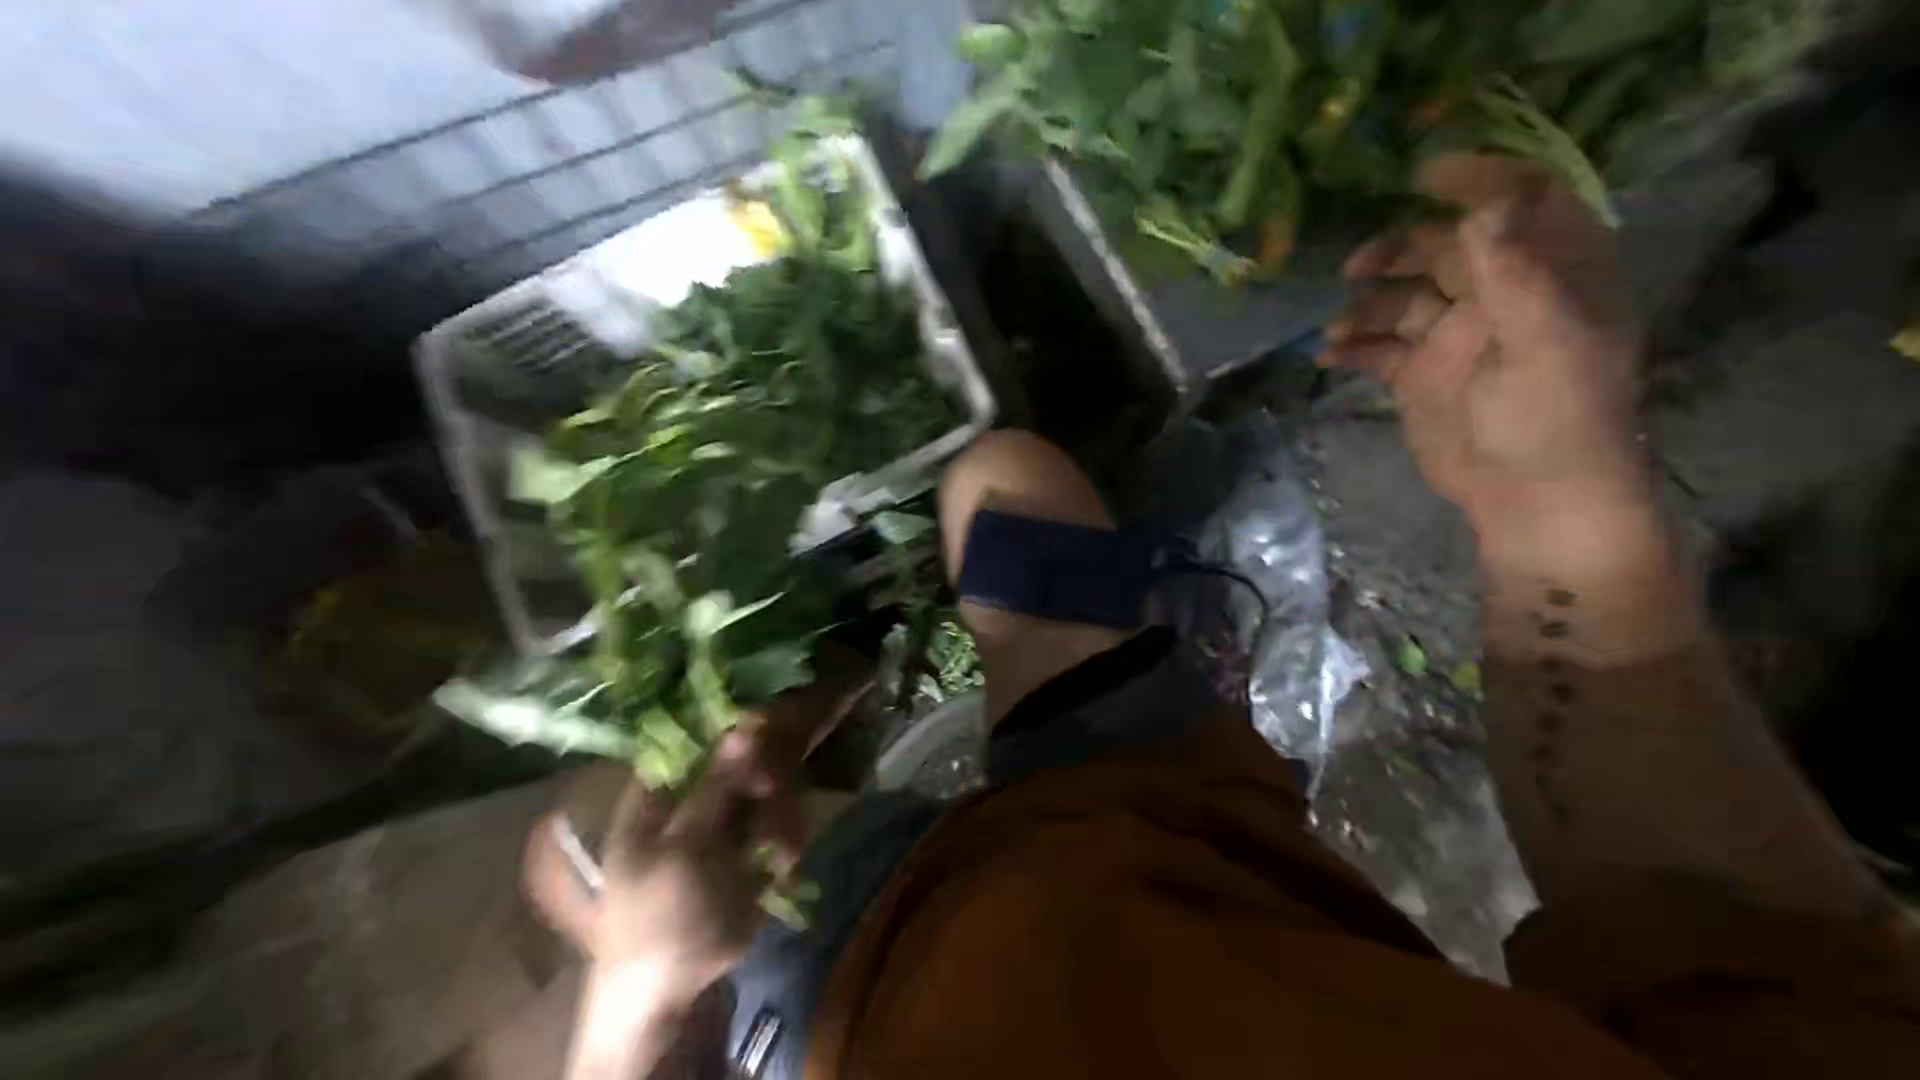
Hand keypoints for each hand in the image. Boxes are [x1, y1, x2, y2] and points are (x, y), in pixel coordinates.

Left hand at [523, 720, 806, 1006]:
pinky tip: (784, 864)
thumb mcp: (686, 848)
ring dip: (783, 817)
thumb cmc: (661, 917)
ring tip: (781, 855)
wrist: (675, 987)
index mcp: (664, 785)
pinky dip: (789, 838)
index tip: (770, 740)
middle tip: (772, 806)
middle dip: (769, 783)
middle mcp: (698, 789)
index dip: (741, 731)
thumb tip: (746, 723)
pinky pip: (785, 815)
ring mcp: (728, 813)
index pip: (706, 734)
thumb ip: (718, 784)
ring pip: (774, 785)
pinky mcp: (755, 836)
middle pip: (748, 756)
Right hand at [1321, 154, 1654, 549]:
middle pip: (1445, 250)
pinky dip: (1351, 348)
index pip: (1521, 205)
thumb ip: (1515, 277)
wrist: (1529, 499)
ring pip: (1401, 299)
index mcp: (1551, 277)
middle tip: (1354, 269)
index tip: (1422, 176)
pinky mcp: (1419, 376)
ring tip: (1336, 328)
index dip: (1478, 182)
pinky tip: (1328, 357)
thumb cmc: (1553, 422)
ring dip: (1364, 305)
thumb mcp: (1545, 346)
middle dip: (1397, 250)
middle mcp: (1500, 298)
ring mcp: (1454, 338)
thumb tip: (1482, 209)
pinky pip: (1377, 348)